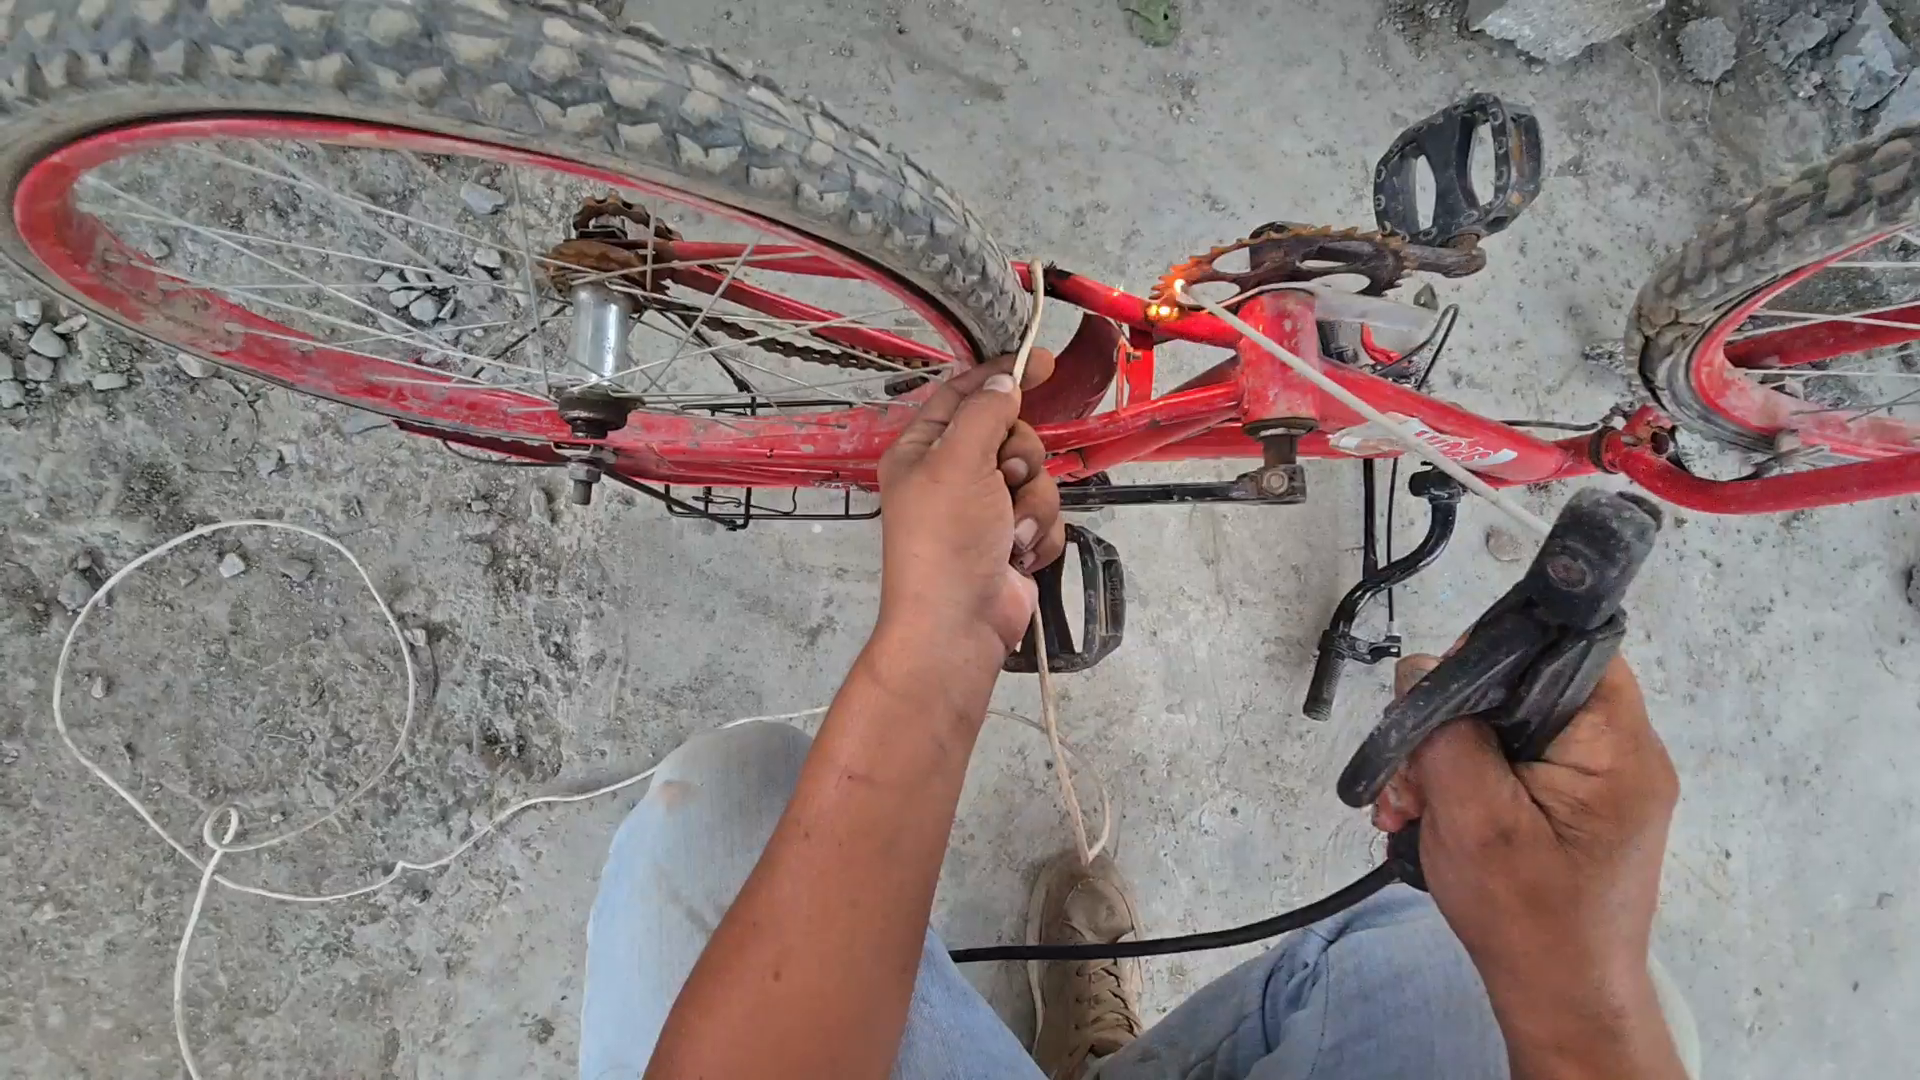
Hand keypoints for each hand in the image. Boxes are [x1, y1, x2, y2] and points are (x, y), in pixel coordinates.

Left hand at [875, 352, 1063, 675]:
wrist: (959, 623)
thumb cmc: (946, 538)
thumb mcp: (958, 461)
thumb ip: (984, 412)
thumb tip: (1004, 381)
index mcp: (924, 450)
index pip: (964, 395)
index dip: (1002, 376)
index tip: (1043, 362)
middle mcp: (953, 475)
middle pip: (1011, 435)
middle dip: (1020, 459)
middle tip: (1007, 480)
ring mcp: (985, 510)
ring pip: (1036, 478)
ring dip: (1032, 505)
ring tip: (1010, 533)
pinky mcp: (1013, 540)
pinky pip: (1045, 516)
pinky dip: (1038, 536)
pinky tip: (1018, 557)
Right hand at [1373, 654, 1685, 1078]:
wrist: (1556, 1000)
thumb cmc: (1524, 911)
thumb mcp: (1473, 812)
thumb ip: (1444, 730)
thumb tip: (1420, 669)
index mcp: (1615, 749)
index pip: (1571, 652)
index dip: (1501, 650)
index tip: (1440, 685)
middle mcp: (1611, 755)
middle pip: (1516, 691)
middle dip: (1445, 720)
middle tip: (1409, 767)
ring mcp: (1585, 782)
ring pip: (1494, 728)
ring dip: (1435, 758)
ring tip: (1405, 803)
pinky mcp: (1559, 804)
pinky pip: (1495, 763)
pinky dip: (1450, 781)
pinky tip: (1417, 812)